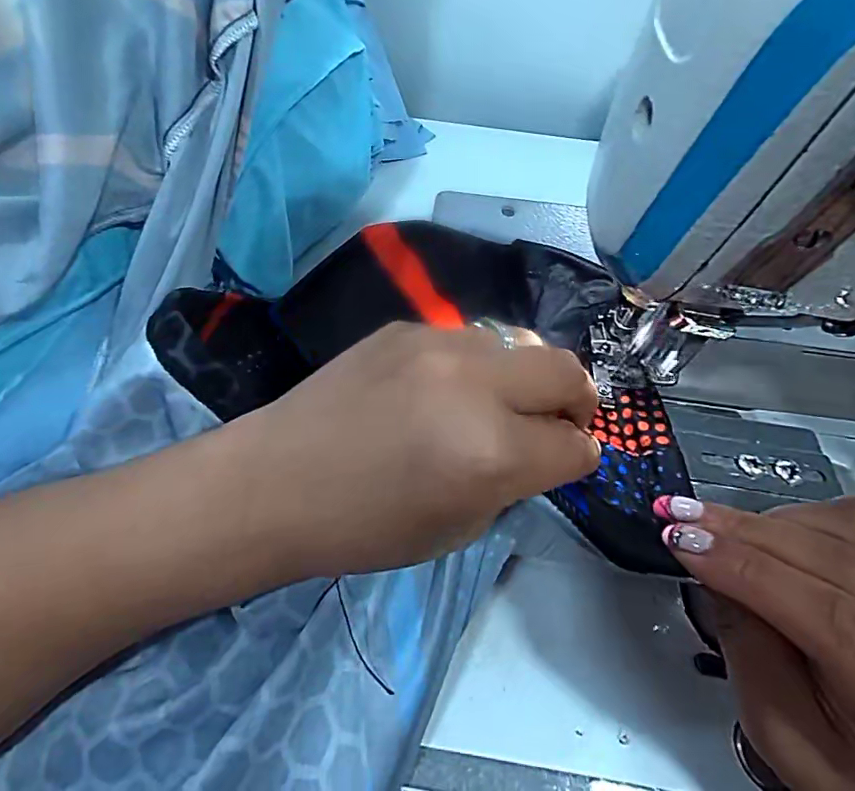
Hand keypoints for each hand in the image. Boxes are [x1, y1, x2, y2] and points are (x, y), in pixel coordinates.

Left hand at [235, 321, 600, 577]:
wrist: (276, 481)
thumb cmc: (365, 526)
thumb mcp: (458, 528)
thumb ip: (515, 481)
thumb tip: (546, 446)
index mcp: (492, 454)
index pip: (575, 446)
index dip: (578, 458)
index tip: (565, 461)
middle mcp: (475, 387)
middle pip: (567, 372)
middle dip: (577, 402)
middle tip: (559, 422)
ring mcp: (438, 345)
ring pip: (522, 343)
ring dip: (525, 377)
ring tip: (499, 401)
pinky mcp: (407, 327)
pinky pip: (470, 338)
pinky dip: (478, 365)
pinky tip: (446, 387)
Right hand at [659, 497, 854, 790]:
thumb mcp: (804, 761)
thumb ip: (756, 665)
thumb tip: (720, 577)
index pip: (845, 627)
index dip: (754, 573)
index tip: (687, 540)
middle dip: (755, 534)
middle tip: (688, 515)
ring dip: (783, 520)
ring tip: (726, 524)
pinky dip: (822, 521)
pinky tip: (780, 528)